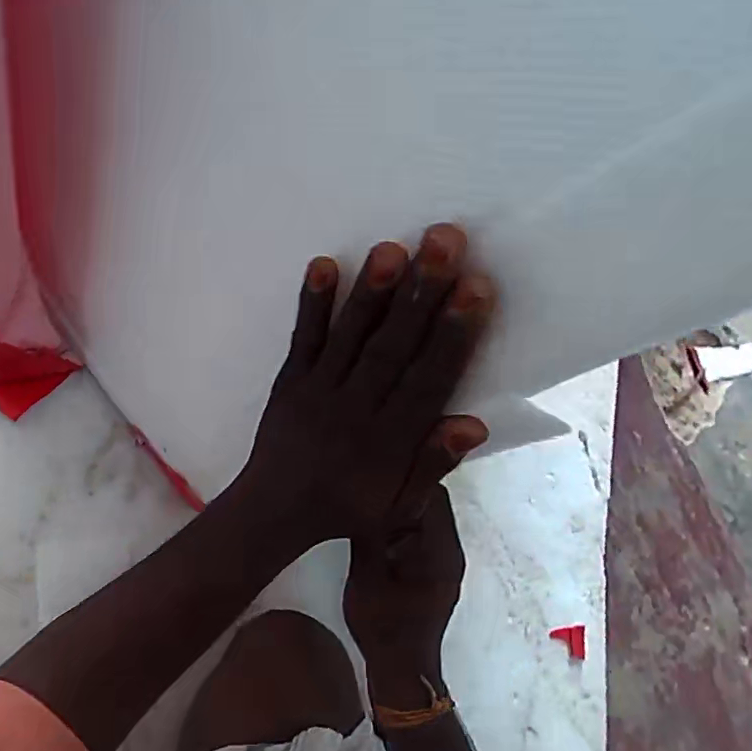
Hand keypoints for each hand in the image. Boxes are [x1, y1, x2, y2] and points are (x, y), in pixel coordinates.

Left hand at [232, 223, 493, 549]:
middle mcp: (356, 409)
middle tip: (444, 240)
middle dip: (421, 293)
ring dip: (371, 291)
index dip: (455, 333)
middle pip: (393, 346)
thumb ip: (434, 465)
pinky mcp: (289, 381)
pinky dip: (311, 303)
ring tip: (392, 247)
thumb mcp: (399, 506)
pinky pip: (303, 340)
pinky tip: (323, 265)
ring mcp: (318, 391)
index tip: (476, 288)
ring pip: (350, 337)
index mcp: (390, 439)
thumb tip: (475, 424)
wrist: (275, 510)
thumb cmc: (347, 508)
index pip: (429, 379)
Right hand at [345, 485, 472, 710]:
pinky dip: (408, 522)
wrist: (403, 671)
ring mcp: (448, 560)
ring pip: (430, 515)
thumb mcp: (367, 578)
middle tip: (370, 479)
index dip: (405, 475)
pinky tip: (383, 524)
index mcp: (438, 550)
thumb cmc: (382, 627)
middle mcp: (451, 550)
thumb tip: (372, 494)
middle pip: (434, 500)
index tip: (377, 465)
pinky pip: (427, 531)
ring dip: (405, 505)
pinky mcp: (441, 569)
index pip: (430, 493)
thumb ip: (373, 533)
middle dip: (404, 487)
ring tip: (373, 499)